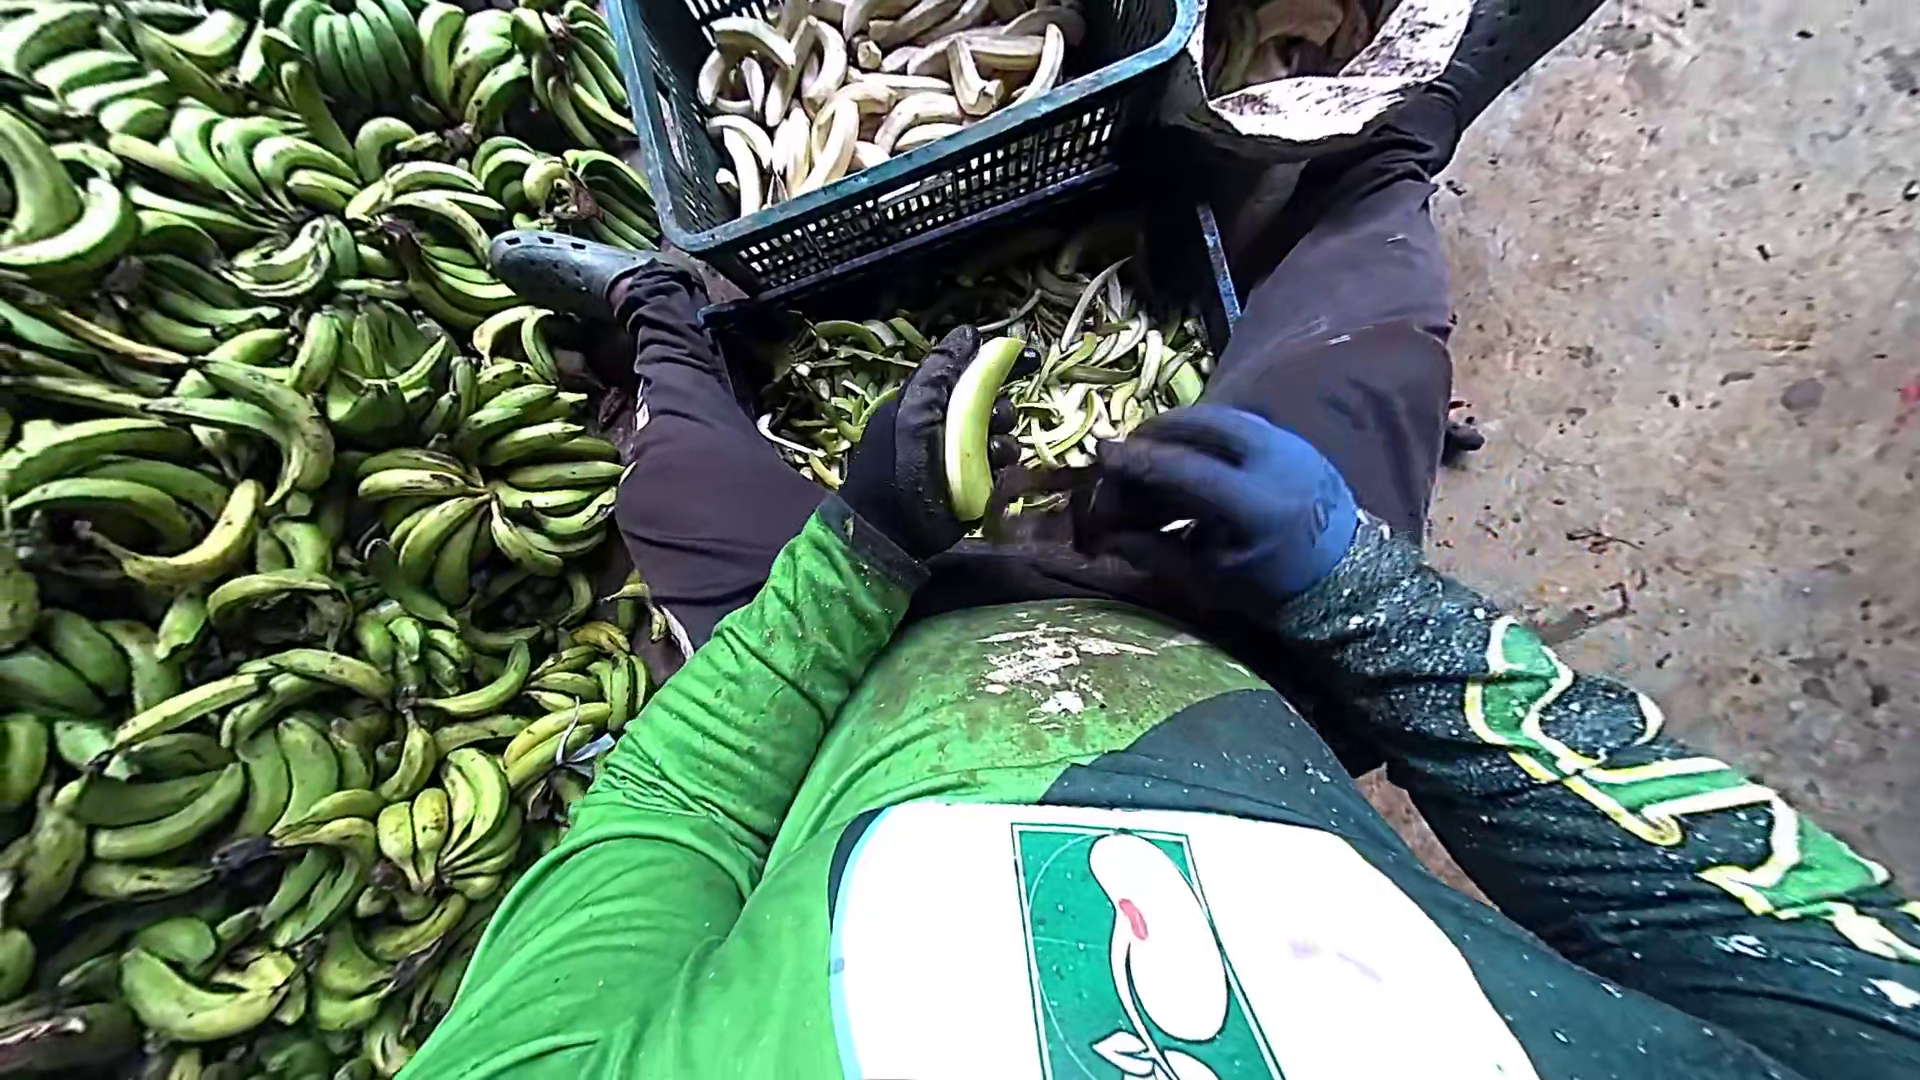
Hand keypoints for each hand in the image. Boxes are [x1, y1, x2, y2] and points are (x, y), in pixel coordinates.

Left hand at [839, 326, 1020, 559]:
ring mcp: (966, 457)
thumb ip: (939, 371)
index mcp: (932, 402)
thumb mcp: (913, 409)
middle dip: (1000, 410)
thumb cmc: (897, 461)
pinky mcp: (979, 485)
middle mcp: (952, 425)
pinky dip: (1003, 468)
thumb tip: (969, 333)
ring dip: (1003, 441)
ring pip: (1005, 436)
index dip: (997, 365)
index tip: (1027, 358)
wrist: (892, 526)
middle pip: (994, 404)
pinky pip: (1005, 468)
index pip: (971, 374)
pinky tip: (992, 473)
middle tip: (993, 421)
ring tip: (990, 453)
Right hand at [1077, 405, 1358, 610]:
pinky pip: (1236, 422)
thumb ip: (1154, 551)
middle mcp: (1277, 462)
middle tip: (1126, 451)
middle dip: (1155, 433)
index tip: (1103, 453)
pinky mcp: (1293, 439)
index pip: (1184, 468)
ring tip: (1152, 453)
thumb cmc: (1268, 588)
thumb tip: (1105, 534)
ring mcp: (1290, 444)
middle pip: (1201, 424)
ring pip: (1220, 416)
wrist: (1343, 576)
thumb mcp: (1206, 578)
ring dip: (1177, 429)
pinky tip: (1185, 455)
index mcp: (1258, 505)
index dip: (1137, 460)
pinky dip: (1202, 433)